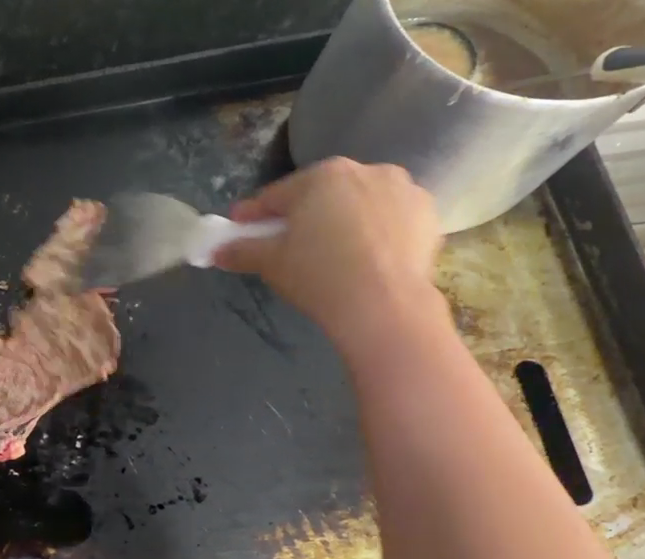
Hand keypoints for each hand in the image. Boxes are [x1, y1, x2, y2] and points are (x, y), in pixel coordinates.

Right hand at [214, 158, 445, 341]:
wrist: (383, 302)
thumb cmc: (318, 274)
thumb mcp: (270, 263)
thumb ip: (241, 251)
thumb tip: (218, 250)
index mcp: (321, 177)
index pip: (275, 195)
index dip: (253, 214)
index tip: (238, 228)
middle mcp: (365, 170)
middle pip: (320, 193)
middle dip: (302, 214)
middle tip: (287, 242)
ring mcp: (402, 187)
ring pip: (358, 202)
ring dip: (341, 218)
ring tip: (332, 250)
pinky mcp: (426, 211)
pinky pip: (388, 217)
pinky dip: (374, 230)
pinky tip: (364, 256)